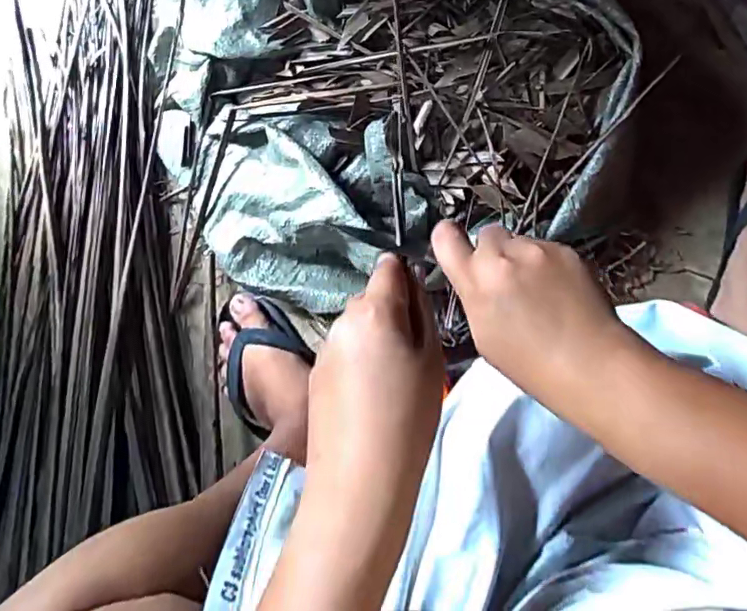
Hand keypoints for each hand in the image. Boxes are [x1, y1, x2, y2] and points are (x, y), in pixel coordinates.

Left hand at [263, 254, 443, 610]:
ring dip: (373, 337)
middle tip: (411, 351)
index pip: (389, 266)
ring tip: (389, 379)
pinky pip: (343, 350)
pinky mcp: (315, 372)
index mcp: (374, 309)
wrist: (359, 479)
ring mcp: (325, 345)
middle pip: (372, 298)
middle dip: (391, 312)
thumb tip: (413, 281)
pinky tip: (367, 396)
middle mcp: (344, 318)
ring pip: (357, 326)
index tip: (419, 302)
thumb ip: (422, 312)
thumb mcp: (432, 360)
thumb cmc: (408, 417)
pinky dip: (357, 361)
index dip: (406, 277)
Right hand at [432, 220, 636, 403]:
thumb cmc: (533, 366)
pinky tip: (563, 291)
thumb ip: (475, 297)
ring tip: (542, 292)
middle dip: (494, 251)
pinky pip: (548, 248)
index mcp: (476, 281)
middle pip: (488, 234)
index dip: (448, 237)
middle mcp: (502, 256)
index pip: (445, 237)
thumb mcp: (485, 336)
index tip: (456, 243)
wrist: (593, 365)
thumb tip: (478, 281)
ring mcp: (536, 249)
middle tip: (508, 279)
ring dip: (524, 259)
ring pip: (520, 241)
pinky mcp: (565, 249)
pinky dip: (550, 265)